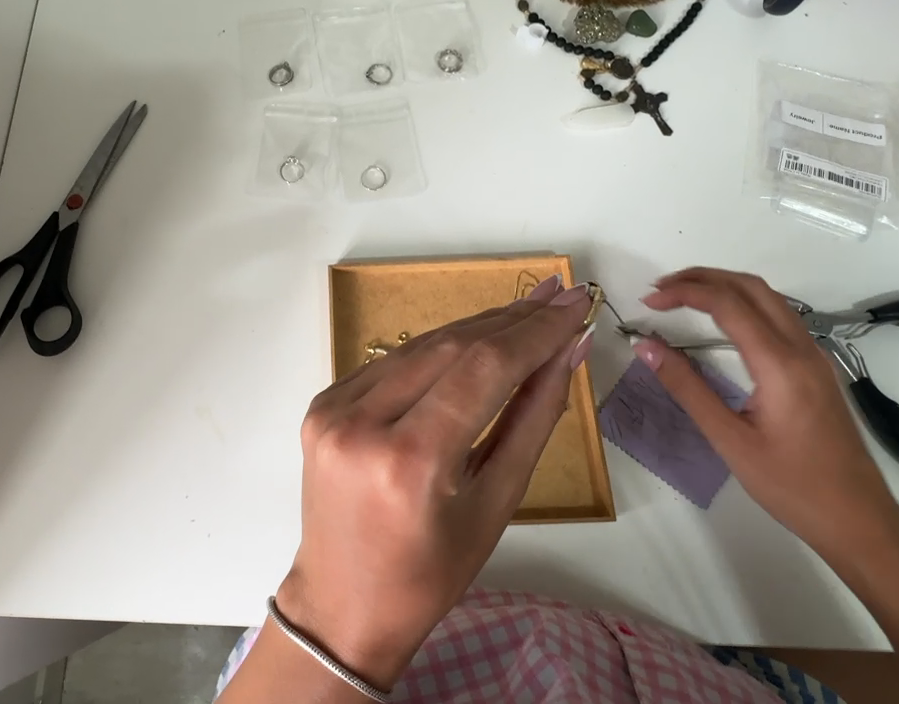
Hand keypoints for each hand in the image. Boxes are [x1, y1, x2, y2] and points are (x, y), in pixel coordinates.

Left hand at [275, 277, 594, 686]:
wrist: (342, 603)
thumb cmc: (431, 573)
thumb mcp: (496, 504)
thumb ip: (533, 420)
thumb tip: (567, 352)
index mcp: (410, 460)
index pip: (483, 369)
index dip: (535, 331)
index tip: (574, 304)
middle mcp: (362, 422)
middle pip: (449, 347)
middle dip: (511, 319)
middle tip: (558, 296)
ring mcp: (333, 408)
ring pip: (420, 347)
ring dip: (477, 327)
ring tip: (527, 309)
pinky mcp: (323, 402)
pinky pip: (392, 364)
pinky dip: (437, 349)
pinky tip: (475, 338)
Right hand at [635, 268, 898, 560]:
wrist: (861, 522)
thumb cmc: (792, 487)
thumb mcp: (729, 440)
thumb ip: (687, 388)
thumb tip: (646, 346)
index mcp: (780, 364)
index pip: (727, 304)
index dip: (683, 292)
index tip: (648, 301)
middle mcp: (802, 350)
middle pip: (750, 287)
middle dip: (702, 278)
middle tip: (660, 288)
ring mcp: (815, 358)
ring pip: (768, 298)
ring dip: (723, 287)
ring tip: (682, 297)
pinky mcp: (817, 369)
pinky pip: (778, 316)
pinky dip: (743, 303)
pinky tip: (720, 323)